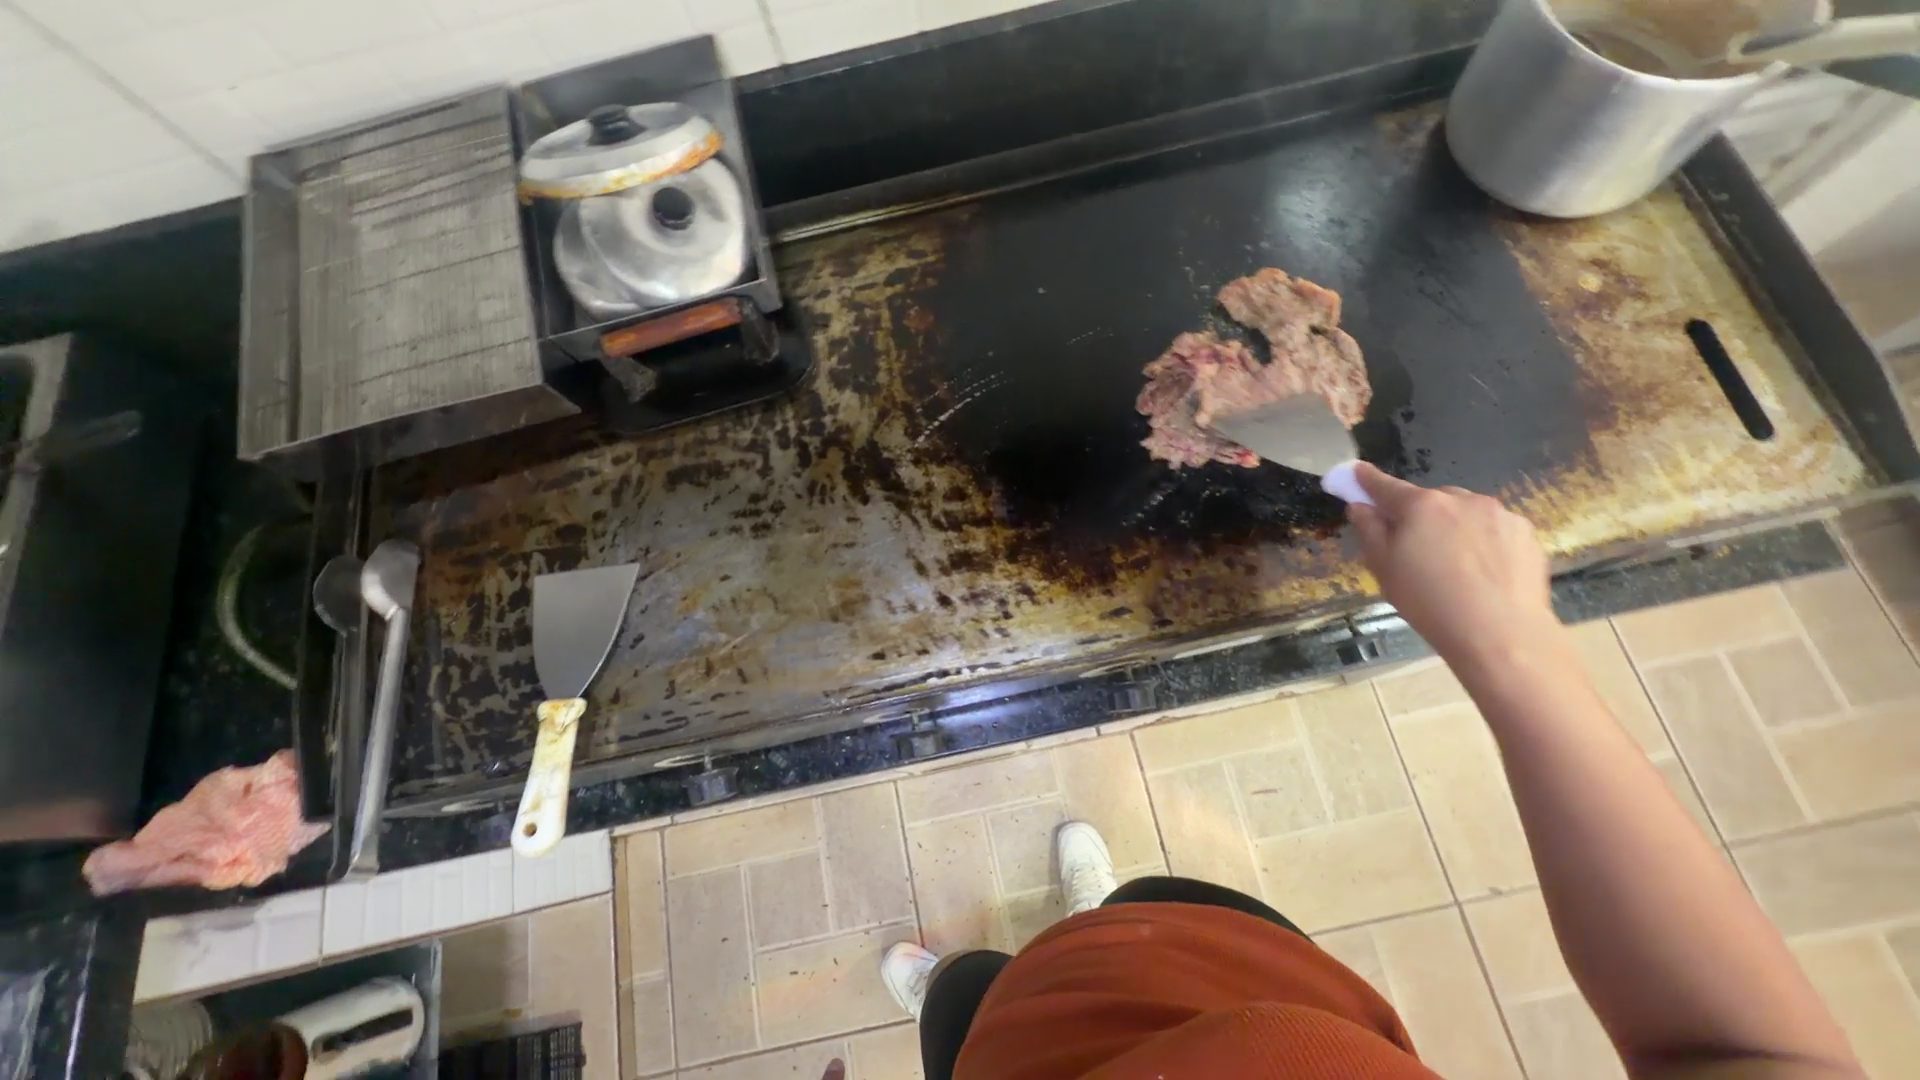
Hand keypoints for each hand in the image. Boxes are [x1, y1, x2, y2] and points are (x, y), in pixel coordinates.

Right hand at [1347, 464, 1558, 669]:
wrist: (1500, 632)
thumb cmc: (1428, 601)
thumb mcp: (1383, 568)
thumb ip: (1370, 530)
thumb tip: (1361, 506)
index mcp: (1420, 506)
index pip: (1386, 486)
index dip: (1366, 479)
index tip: (1355, 472)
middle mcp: (1460, 499)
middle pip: (1430, 500)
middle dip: (1420, 516)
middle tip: (1415, 550)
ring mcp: (1499, 513)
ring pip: (1465, 513)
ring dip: (1455, 528)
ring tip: (1456, 567)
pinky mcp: (1526, 533)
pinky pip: (1495, 529)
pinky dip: (1485, 541)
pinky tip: (1484, 572)